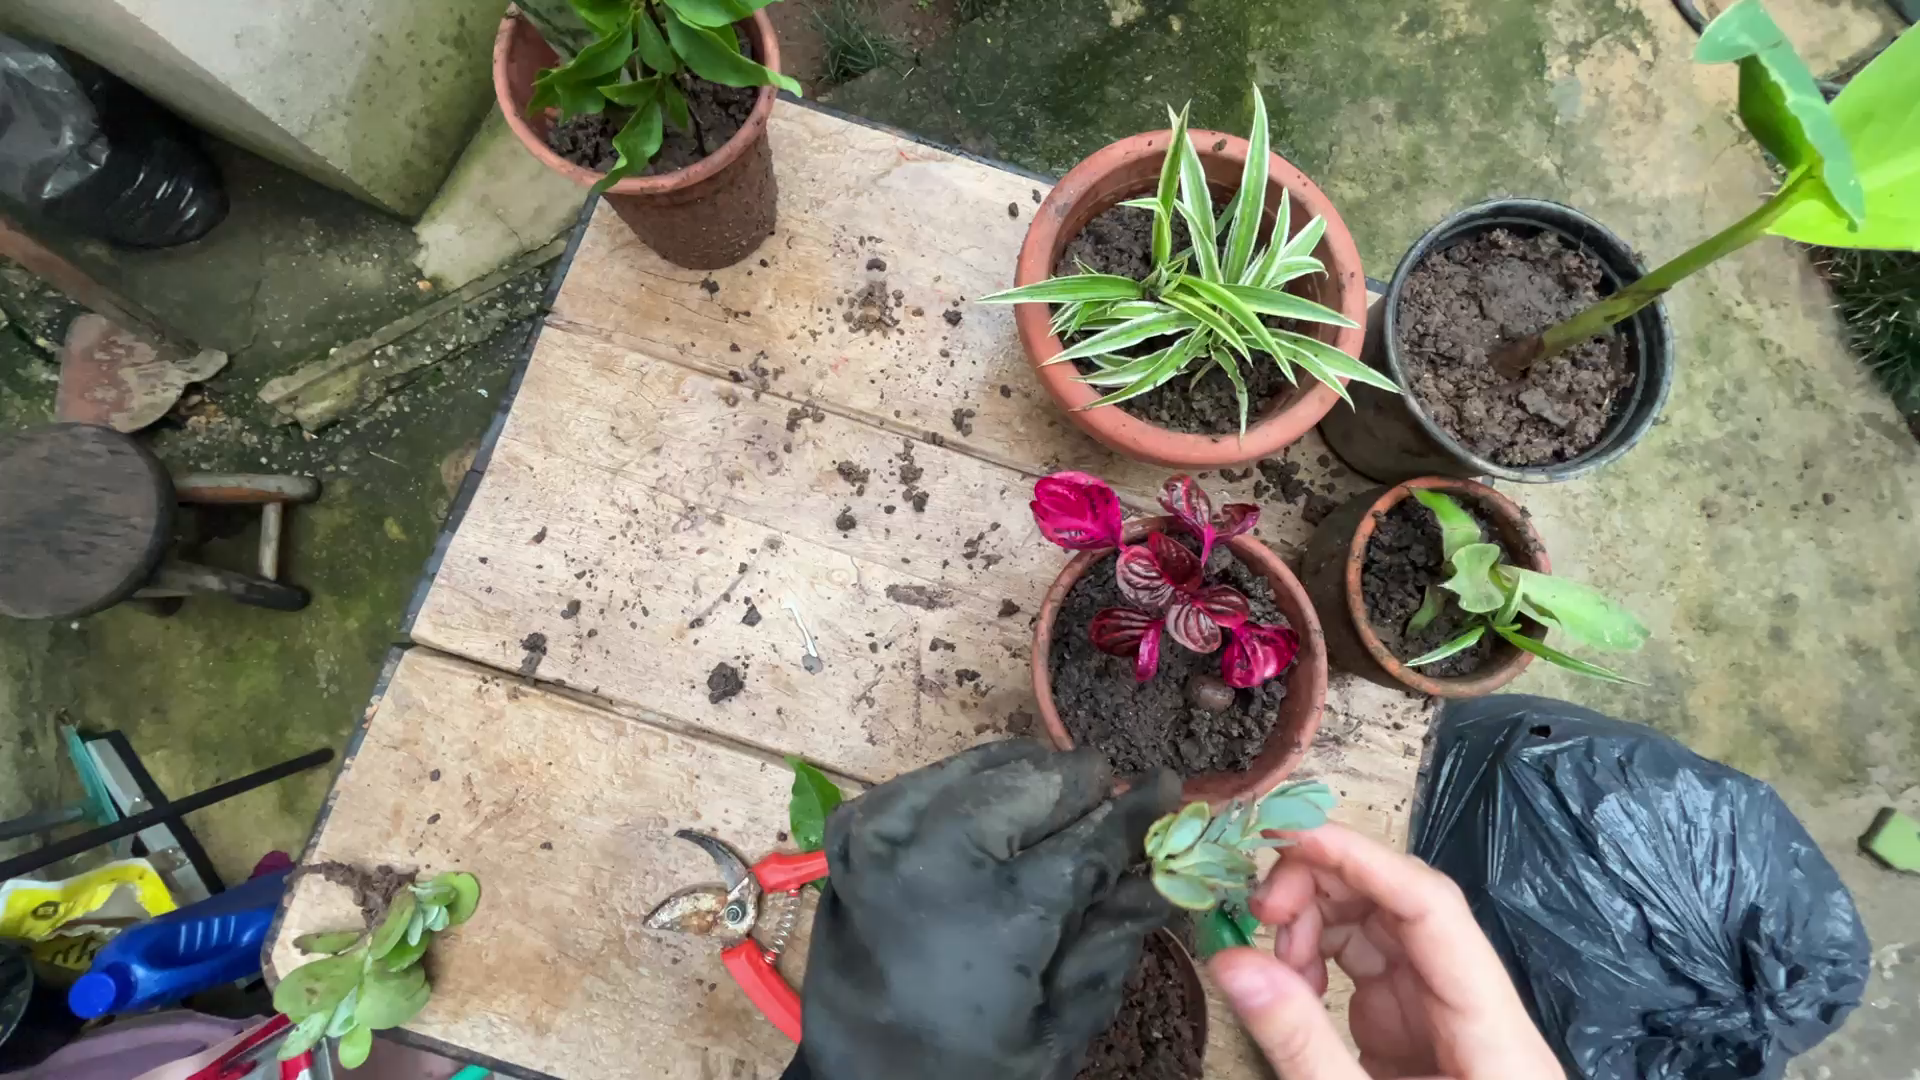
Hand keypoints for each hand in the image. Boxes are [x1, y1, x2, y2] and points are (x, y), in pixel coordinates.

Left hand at [799, 739, 1180, 1079]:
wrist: (849, 1077)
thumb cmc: (963, 1067)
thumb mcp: (1055, 1030)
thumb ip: (1111, 940)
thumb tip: (1161, 869)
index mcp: (996, 914)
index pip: (1089, 838)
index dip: (1134, 809)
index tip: (1166, 784)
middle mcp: (937, 854)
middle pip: (1039, 782)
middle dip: (1085, 784)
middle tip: (1108, 794)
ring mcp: (887, 828)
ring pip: (989, 762)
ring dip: (1034, 774)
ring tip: (1058, 798)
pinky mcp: (856, 819)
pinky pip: (939, 773)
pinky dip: (980, 778)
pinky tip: (998, 804)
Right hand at [1208, 824, 1560, 1079]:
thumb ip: (1299, 1045)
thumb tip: (1226, 958)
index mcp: (1493, 1032)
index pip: (1430, 906)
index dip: (1357, 855)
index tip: (1280, 835)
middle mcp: (1471, 1006)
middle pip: (1397, 901)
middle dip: (1320, 883)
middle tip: (1257, 907)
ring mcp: (1441, 1014)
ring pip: (1375, 923)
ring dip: (1311, 917)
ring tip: (1269, 951)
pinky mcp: (1413, 1027)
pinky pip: (1361, 959)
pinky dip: (1313, 952)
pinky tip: (1286, 976)